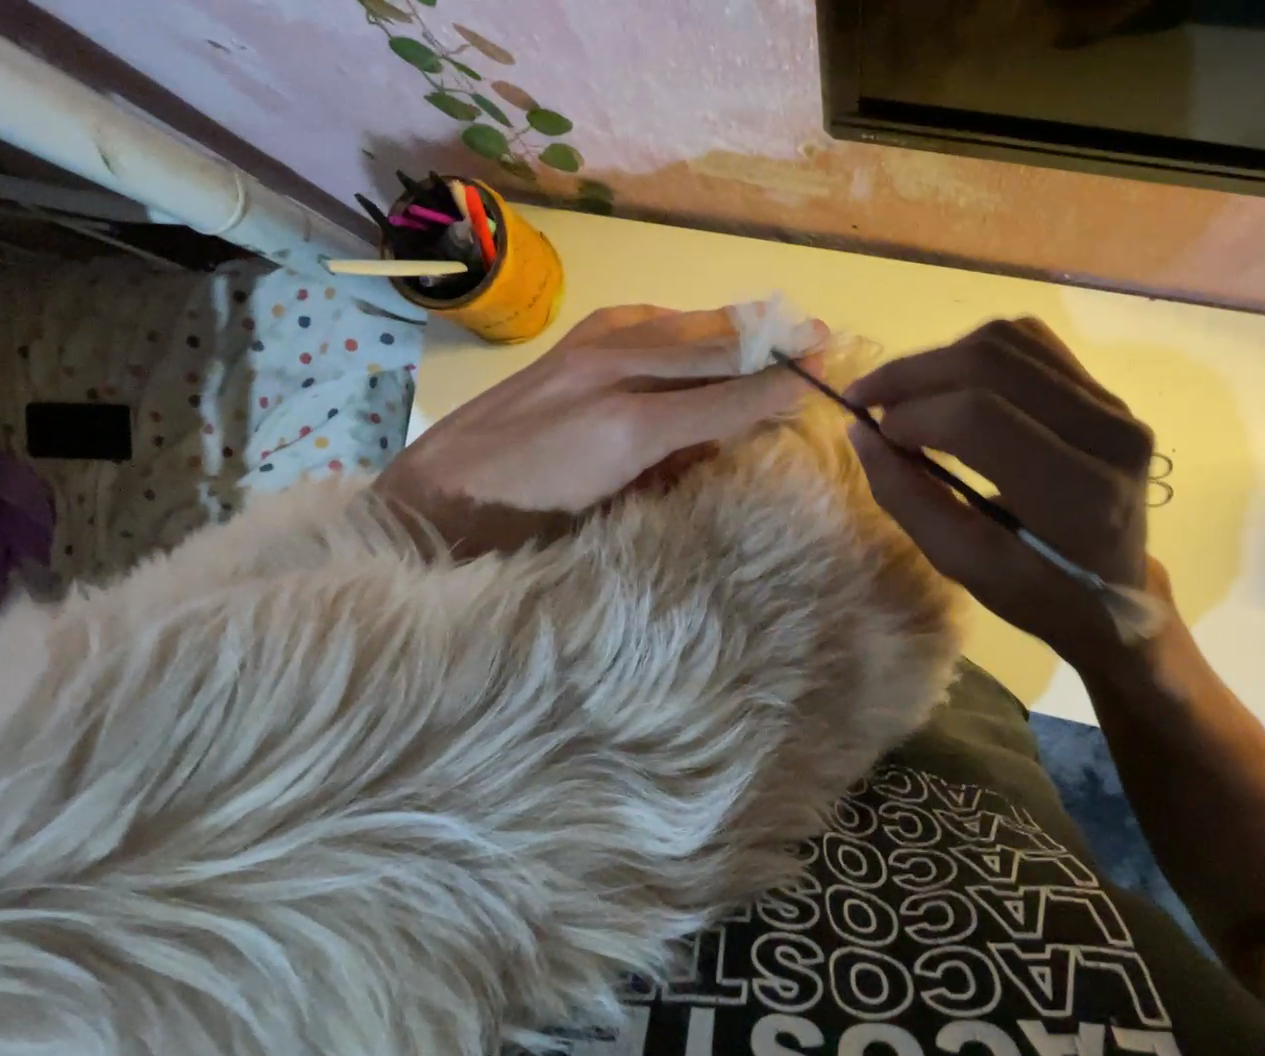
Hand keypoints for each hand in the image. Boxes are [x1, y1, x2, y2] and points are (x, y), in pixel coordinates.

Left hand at [374, 304, 819, 555]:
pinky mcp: (572, 341)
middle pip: (714, 345)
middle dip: (770, 342)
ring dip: (732, 324)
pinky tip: (697, 331)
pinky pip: (644, 319)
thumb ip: (673, 470)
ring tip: (775, 325)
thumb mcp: (614, 513)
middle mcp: (615, 371)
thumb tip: (721, 440)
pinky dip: (681, 324)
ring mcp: (589, 347)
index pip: (728, 399)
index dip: (779, 388)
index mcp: (630, 428)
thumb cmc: (529, 526)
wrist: (440, 495)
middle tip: (820, 336)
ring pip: (682, 323)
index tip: (824, 375)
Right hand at [845, 318, 1160, 668]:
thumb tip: (860, 433)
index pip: (980, 418)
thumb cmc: (1036, 593)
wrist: (1112, 591)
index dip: (913, 414)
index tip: (872, 431)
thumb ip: (908, 498)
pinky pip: (1031, 341)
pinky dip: (975, 352)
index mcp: (1077, 494)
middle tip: (868, 396)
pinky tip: (949, 383)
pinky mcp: (1106, 391)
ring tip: (903, 392)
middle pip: (993, 362)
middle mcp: (1108, 434)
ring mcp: (1114, 404)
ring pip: (1009, 340)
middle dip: (914, 373)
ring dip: (940, 358)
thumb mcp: (964, 563)